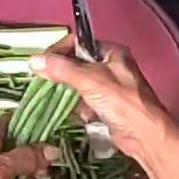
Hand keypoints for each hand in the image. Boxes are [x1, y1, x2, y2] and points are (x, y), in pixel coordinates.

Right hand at [30, 43, 178, 163]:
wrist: (145, 136)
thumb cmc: (122, 103)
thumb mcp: (90, 81)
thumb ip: (61, 69)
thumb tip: (33, 60)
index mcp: (111, 52)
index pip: (78, 42)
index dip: (59, 50)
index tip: (42, 63)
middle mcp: (111, 65)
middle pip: (77, 63)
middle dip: (63, 75)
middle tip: (48, 83)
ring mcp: (110, 86)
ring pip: (79, 84)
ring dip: (72, 94)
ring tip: (69, 102)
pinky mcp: (108, 105)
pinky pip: (85, 101)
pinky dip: (81, 108)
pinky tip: (85, 116)